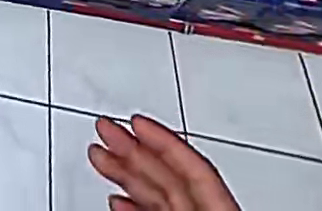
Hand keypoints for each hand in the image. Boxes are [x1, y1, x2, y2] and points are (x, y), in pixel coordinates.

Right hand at [89, 114, 241, 210]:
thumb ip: (163, 200)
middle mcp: (210, 210)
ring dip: (126, 174)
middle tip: (104, 127)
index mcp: (222, 207)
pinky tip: (117, 197)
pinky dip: (136, 205)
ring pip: (161, 193)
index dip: (162, 138)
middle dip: (131, 148)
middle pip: (171, 173)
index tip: (134, 118)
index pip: (191, 163)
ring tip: (99, 155)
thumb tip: (123, 193)